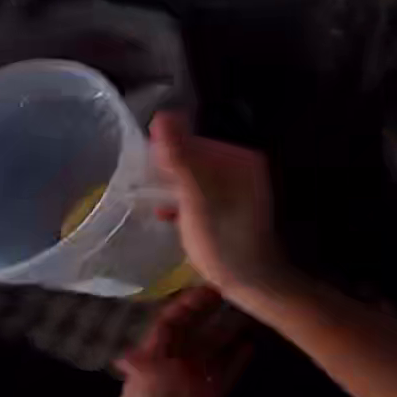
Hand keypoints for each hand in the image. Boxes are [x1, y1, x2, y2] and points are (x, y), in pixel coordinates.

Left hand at [103, 287, 248, 396]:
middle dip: (212, 310)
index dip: (186, 303)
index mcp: (148, 370)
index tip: (215, 282)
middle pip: (191, 332)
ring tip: (255, 309)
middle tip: (243, 288)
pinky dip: (235, 357)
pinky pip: (222, 373)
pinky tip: (252, 343)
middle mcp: (168, 373)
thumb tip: (132, 350)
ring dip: (228, 330)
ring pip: (210, 350)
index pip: (166, 324)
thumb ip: (147, 378)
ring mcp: (189, 390)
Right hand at [149, 113, 292, 298]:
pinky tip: (167, 214)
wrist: (252, 281)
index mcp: (241, 159)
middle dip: (170, 171)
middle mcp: (245, 169)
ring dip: (175, 187)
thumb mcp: (196, 197)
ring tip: (151, 199)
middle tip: (144, 186)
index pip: (195, 141)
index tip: (144, 169)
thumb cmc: (223, 239)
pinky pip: (205, 196)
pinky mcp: (236, 210)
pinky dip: (186, 202)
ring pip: (198, 179)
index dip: (167, 152)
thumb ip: (180, 156)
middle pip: (197, 159)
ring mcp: (242, 190)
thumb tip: (164, 114)